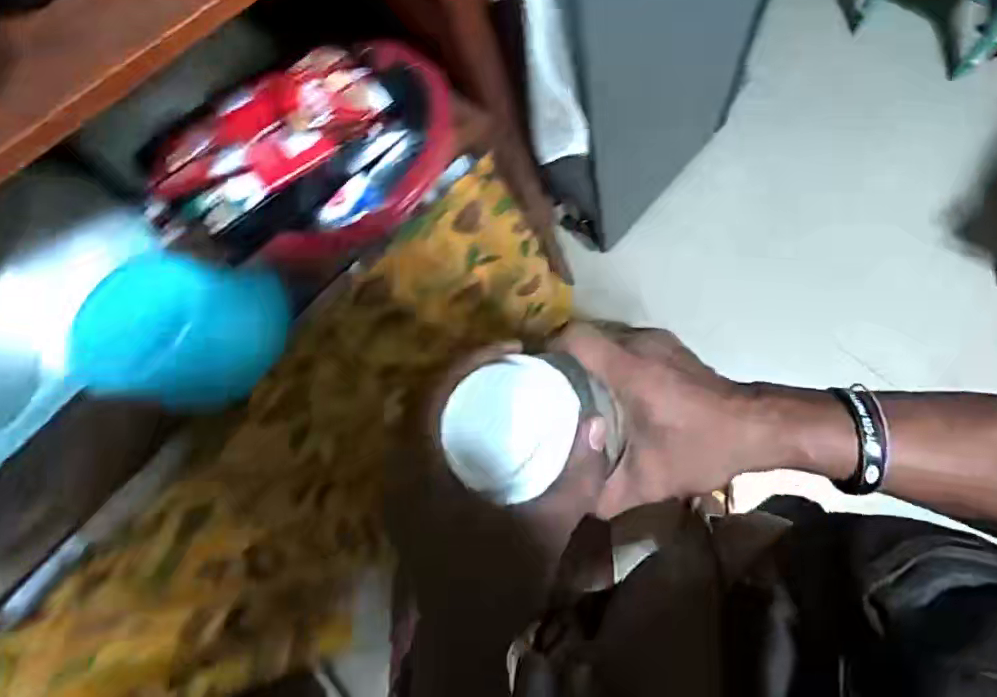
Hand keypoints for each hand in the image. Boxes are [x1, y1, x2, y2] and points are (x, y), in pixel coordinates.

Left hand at [384, 343, 609, 628]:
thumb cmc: (501, 583)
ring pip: (417, 424)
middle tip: (502, 365)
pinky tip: (476, 432)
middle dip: (461, 374)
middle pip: (421, 401)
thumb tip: (597, 422)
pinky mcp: (406, 508)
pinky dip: (445, 425)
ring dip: (451, 398)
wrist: (467, 644)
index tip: (509, 351)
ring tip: (492, 389)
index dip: (467, 362)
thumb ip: (577, 478)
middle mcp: (401, 478)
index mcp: (424, 475)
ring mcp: (399, 495)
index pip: (432, 396)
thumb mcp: (548, 530)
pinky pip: (418, 445)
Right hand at [553, 321, 764, 517]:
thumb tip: (575, 501)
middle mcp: (640, 343)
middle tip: (549, 388)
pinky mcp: (671, 345)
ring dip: (591, 359)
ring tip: (577, 391)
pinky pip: (628, 343)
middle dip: (566, 357)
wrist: (754, 426)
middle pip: (588, 336)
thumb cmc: (699, 447)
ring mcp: (658, 340)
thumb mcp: (649, 481)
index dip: (550, 348)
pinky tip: (613, 392)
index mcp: (628, 367)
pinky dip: (613, 360)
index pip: (576, 337)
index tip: (535, 372)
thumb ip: (605, 494)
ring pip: (609, 338)